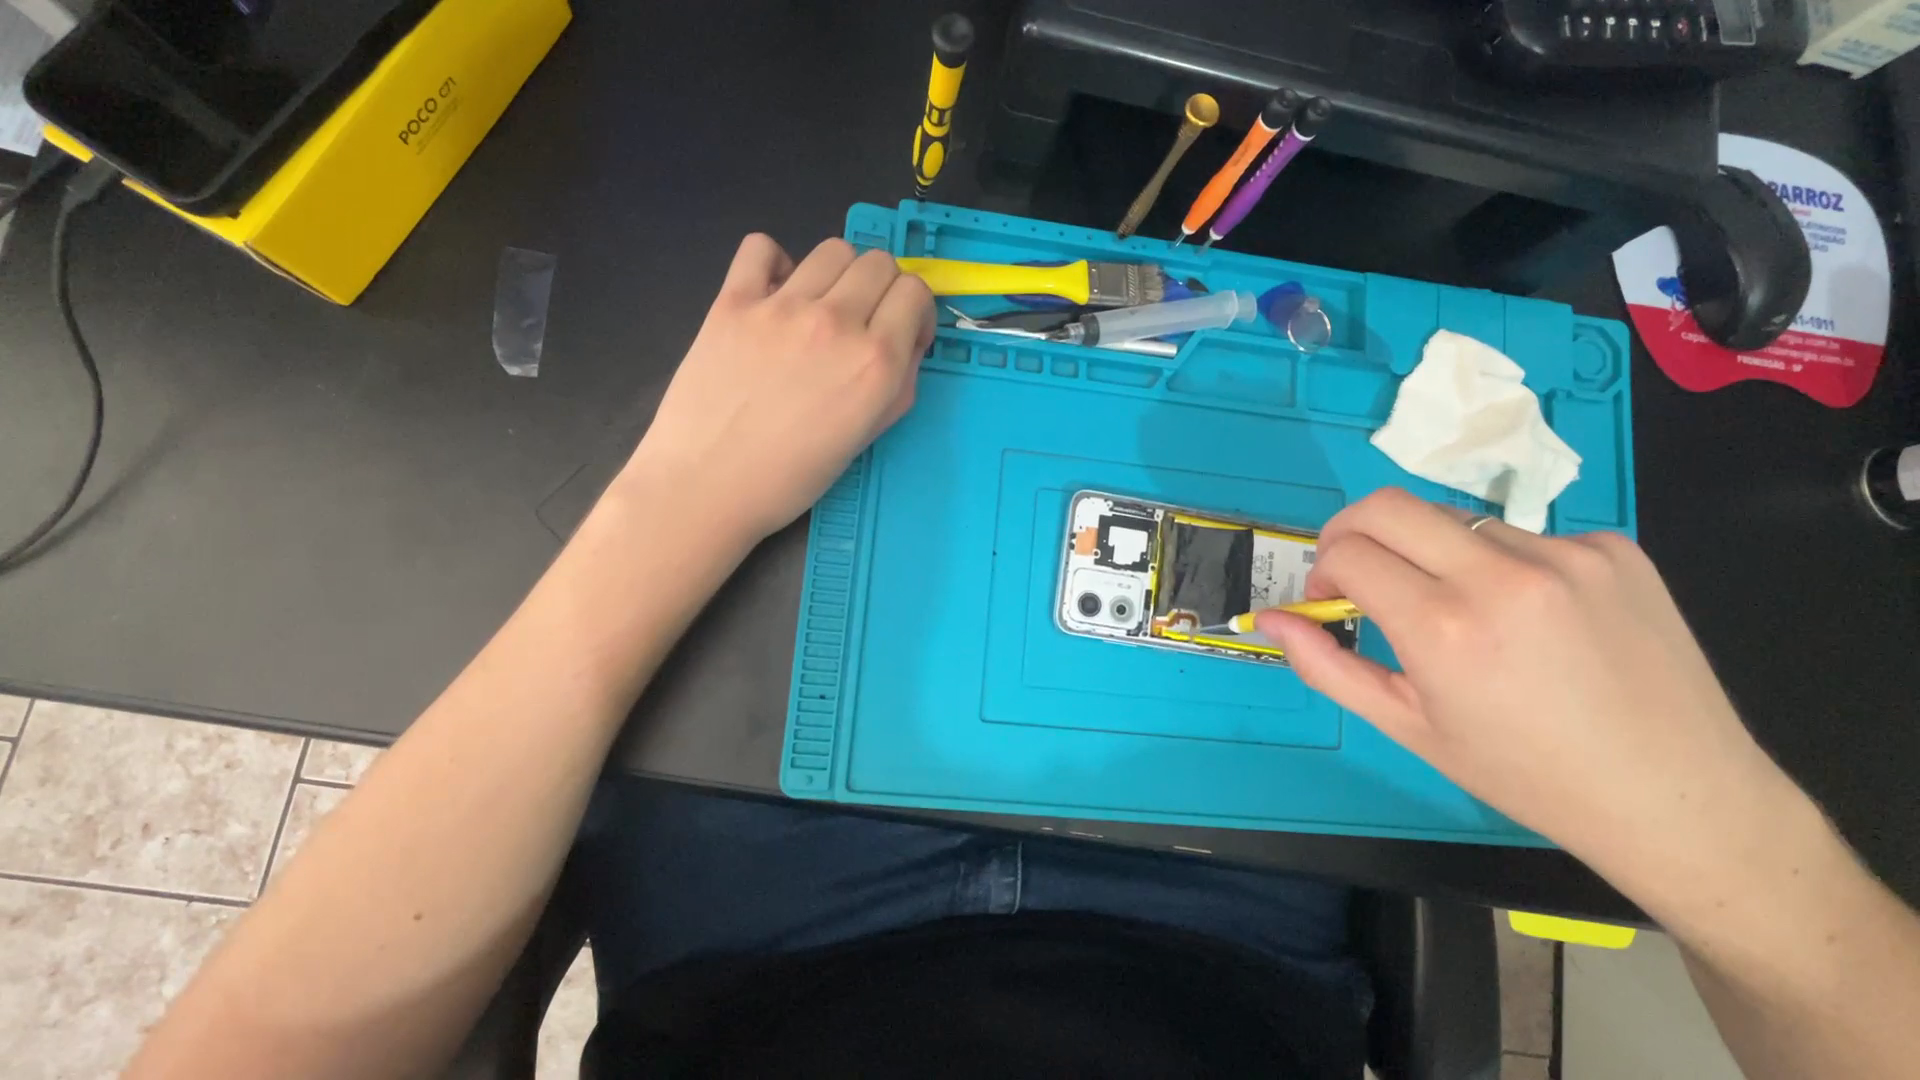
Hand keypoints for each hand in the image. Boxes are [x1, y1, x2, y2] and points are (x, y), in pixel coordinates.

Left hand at [628, 235, 934, 542]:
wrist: (706, 487)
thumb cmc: (790, 479)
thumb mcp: (867, 438)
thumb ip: (896, 384)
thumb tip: (902, 344)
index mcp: (876, 362)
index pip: (915, 291)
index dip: (915, 312)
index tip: (901, 335)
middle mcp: (836, 323)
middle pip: (879, 262)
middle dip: (883, 288)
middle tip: (863, 323)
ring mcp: (782, 306)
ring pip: (832, 249)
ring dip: (838, 274)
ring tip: (820, 308)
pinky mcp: (733, 301)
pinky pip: (761, 247)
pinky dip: (775, 261)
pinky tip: (774, 294)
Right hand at [1256, 489, 1792, 882]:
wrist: (1676, 795)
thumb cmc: (1525, 774)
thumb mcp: (1409, 728)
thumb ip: (1326, 665)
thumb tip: (1268, 618)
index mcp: (1443, 627)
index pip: (1348, 550)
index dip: (1324, 570)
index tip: (1333, 600)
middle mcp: (1501, 574)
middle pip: (1388, 505)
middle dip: (1352, 531)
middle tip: (1359, 573)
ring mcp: (1566, 553)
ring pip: (1457, 522)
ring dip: (1434, 554)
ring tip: (1466, 614)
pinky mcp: (1614, 548)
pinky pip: (1525, 536)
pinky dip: (1503, 564)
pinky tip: (1534, 618)